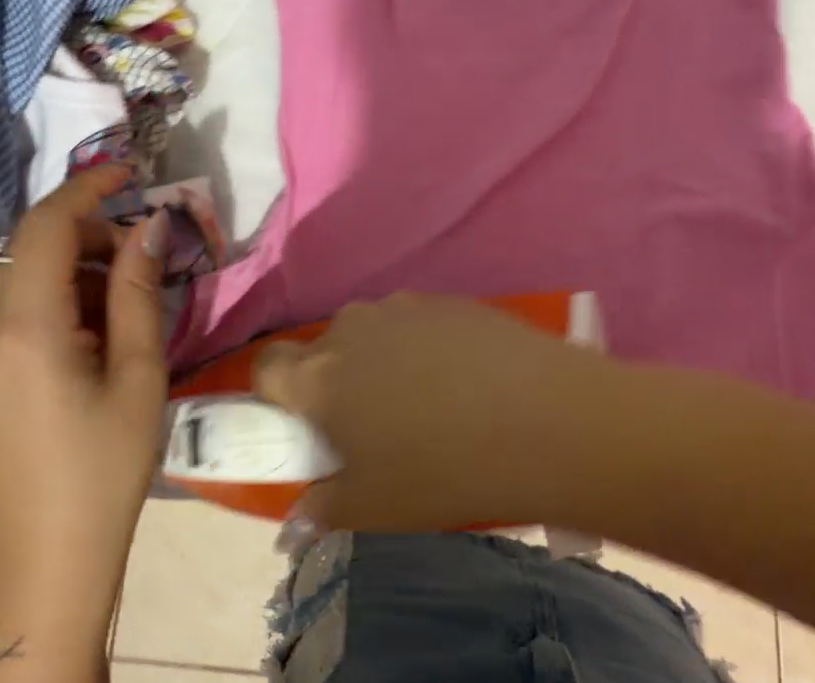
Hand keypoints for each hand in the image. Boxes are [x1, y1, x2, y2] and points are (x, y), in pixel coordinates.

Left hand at [0, 165, 170, 576]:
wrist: (37, 563)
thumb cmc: (103, 471)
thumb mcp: (139, 379)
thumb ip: (138, 292)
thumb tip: (148, 225)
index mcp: (20, 331)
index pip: (43, 227)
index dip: (86, 189)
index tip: (127, 173)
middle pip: (23, 251)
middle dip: (80, 238)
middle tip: (134, 263)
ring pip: (5, 282)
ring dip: (57, 274)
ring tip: (107, 312)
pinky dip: (33, 306)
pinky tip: (69, 344)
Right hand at [253, 292, 603, 531]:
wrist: (547, 419)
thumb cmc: (446, 471)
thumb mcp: (376, 507)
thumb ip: (324, 508)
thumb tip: (301, 514)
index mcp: (319, 377)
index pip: (266, 368)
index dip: (276, 394)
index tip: (303, 423)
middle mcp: (352, 329)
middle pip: (322, 349)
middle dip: (333, 380)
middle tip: (370, 424)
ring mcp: (404, 308)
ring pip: (370, 333)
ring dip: (379, 360)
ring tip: (424, 401)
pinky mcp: (449, 300)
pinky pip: (414, 323)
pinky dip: (422, 347)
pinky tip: (463, 380)